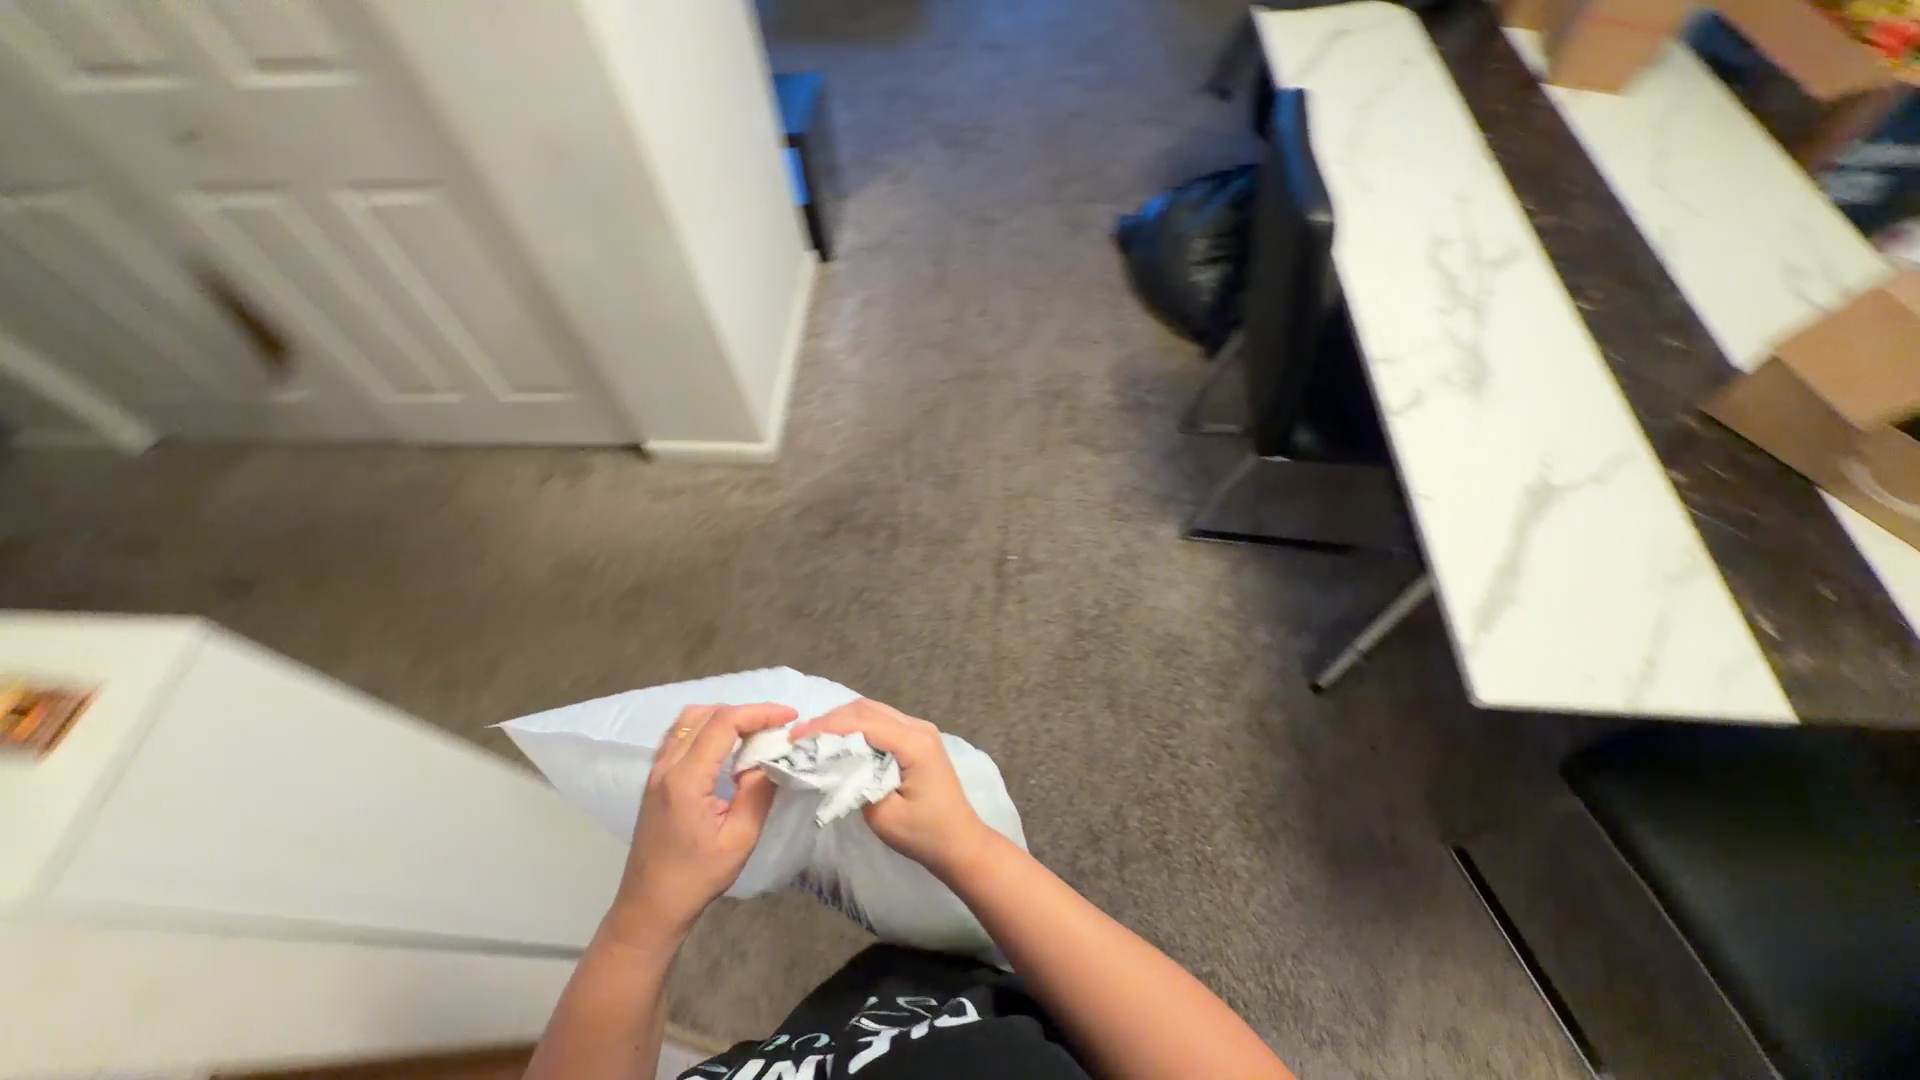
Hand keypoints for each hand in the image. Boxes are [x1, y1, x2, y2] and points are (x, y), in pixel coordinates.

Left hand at [609, 703, 796, 942]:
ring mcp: (656, 770)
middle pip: (706, 714)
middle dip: (746, 712)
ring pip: (689, 719)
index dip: (759, 713)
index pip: (724, 723)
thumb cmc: (697, 877)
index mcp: (686, 779)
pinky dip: (706, 727)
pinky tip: (726, 746)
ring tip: (754, 733)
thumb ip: (758, 791)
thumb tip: (774, 757)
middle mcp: (666, 766)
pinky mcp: (655, 778)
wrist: (650, 905)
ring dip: (725, 717)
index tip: (789, 717)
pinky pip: (680, 735)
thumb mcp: (739, 838)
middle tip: (776, 727)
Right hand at [790, 699, 993, 875]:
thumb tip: (832, 765)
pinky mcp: (917, 739)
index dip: (827, 726)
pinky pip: (882, 721)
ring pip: (873, 711)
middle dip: (830, 719)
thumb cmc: (924, 834)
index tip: (796, 737)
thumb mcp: (883, 815)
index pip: (863, 722)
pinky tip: (839, 741)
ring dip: (842, 721)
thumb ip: (855, 784)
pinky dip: (856, 727)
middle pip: (866, 709)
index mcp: (914, 744)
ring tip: (813, 738)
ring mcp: (920, 730)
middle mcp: (919, 728)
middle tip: (799, 737)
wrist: (959, 842)